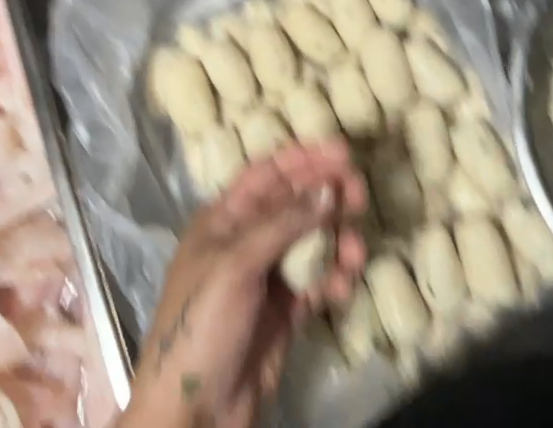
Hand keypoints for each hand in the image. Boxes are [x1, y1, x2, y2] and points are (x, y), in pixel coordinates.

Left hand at [124, 141, 369, 427]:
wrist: (194, 414)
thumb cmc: (201, 326)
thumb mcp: (235, 266)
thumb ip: (284, 224)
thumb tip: (329, 189)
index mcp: (222, 220)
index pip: (266, 175)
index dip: (302, 159)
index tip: (342, 151)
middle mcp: (246, 241)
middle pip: (294, 203)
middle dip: (327, 194)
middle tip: (359, 193)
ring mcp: (267, 277)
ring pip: (312, 242)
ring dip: (336, 239)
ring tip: (355, 252)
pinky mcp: (286, 311)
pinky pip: (318, 282)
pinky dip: (334, 279)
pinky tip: (342, 286)